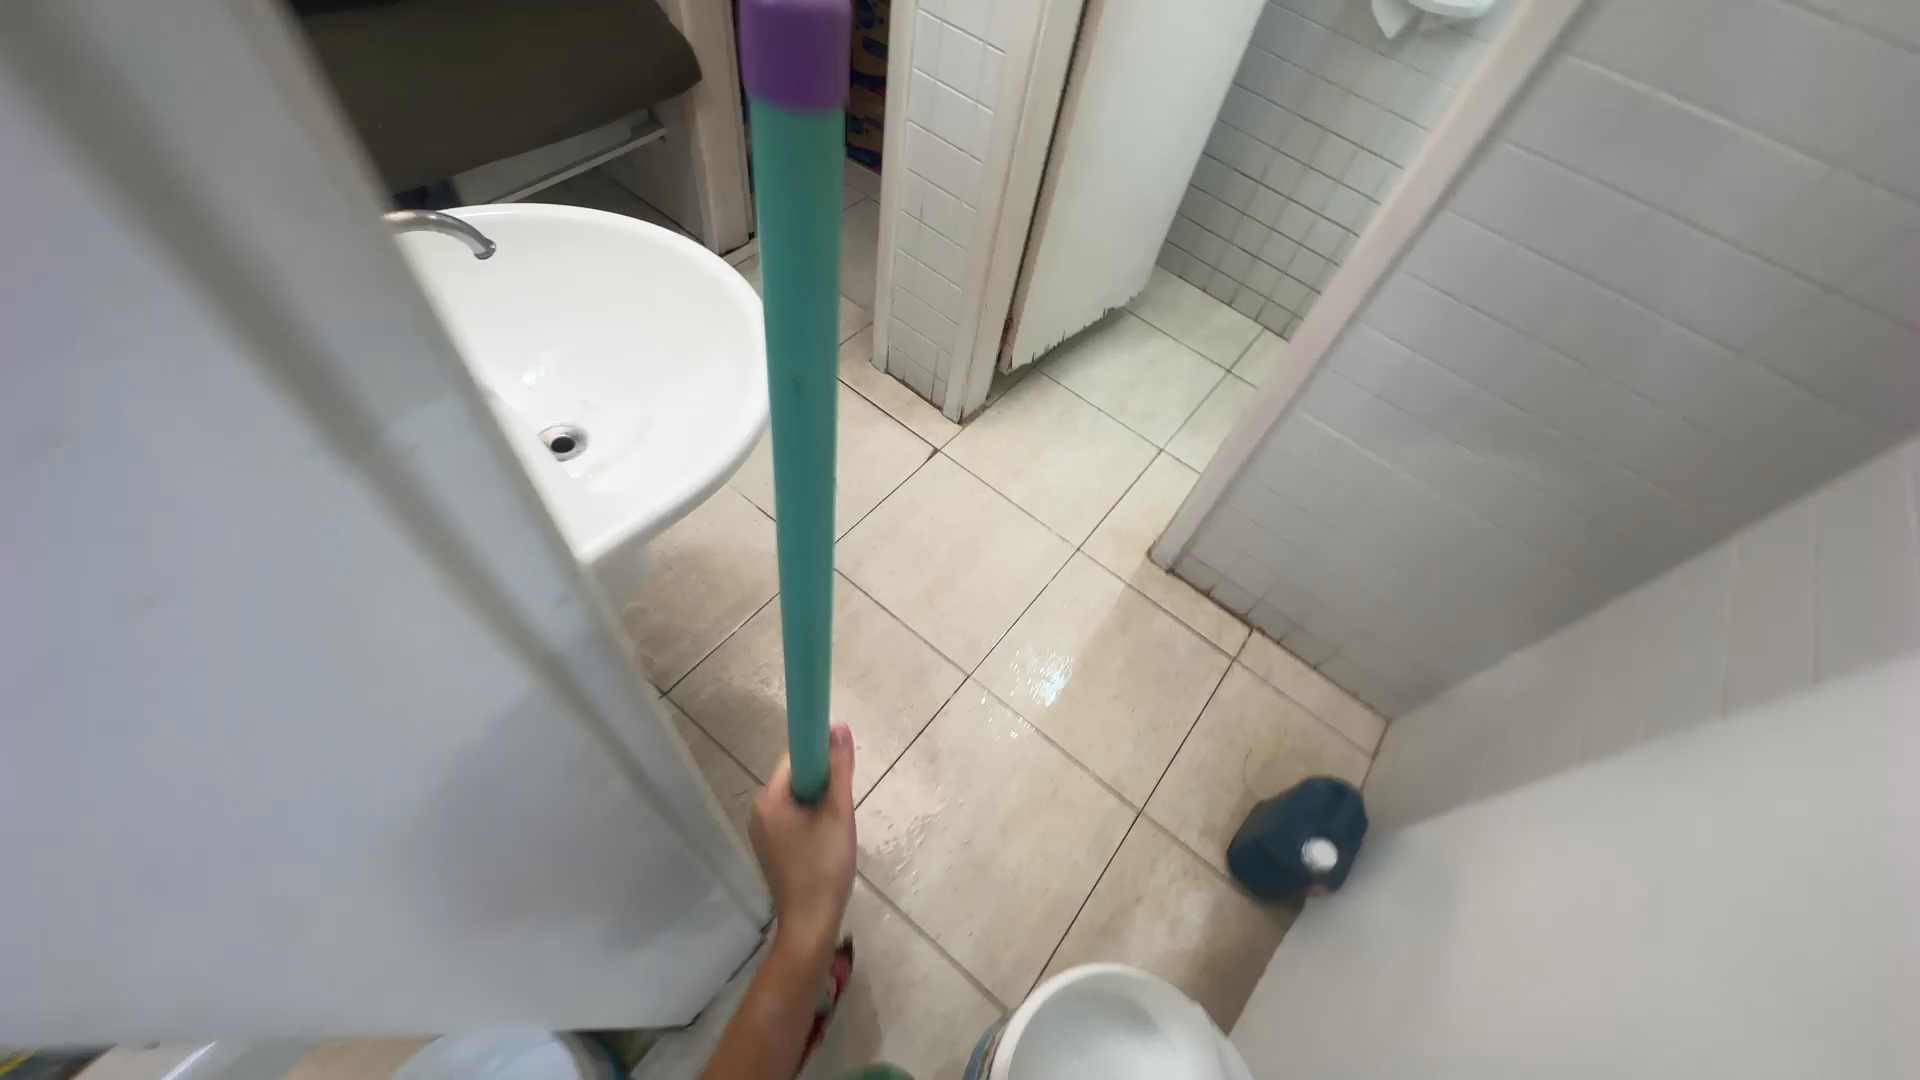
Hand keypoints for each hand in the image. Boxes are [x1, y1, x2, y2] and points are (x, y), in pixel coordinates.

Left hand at [748, 723, 856, 955]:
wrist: (811, 924)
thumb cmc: (824, 866)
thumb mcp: (838, 813)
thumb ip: (839, 769)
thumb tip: (840, 727)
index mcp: (769, 800)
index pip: (795, 758)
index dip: (820, 755)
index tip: (843, 766)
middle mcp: (758, 812)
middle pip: (796, 778)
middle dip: (823, 784)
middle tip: (843, 805)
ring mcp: (762, 832)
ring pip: (797, 800)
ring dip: (820, 804)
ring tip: (837, 826)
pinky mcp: (771, 848)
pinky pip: (793, 819)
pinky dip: (812, 820)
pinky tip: (827, 841)